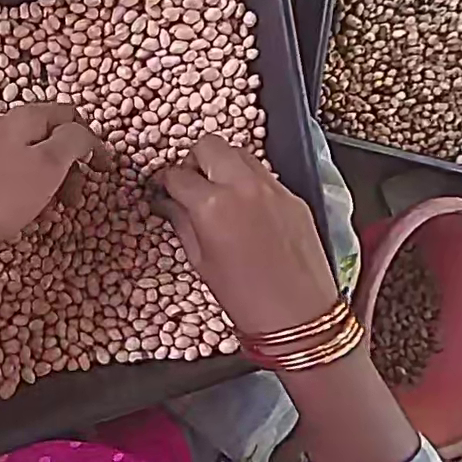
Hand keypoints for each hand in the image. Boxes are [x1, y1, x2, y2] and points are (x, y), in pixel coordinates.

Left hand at [0, 103, 102, 260]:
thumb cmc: (3, 194)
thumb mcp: (49, 164)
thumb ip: (75, 140)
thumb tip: (84, 134)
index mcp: (25, 117)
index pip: (71, 116)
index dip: (92, 142)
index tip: (103, 171)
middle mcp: (7, 125)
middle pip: (54, 137)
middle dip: (72, 166)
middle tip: (75, 198)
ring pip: (38, 158)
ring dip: (55, 182)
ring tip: (55, 210)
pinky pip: (19, 173)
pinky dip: (34, 190)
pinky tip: (33, 213)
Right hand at [154, 135, 335, 336]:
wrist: (298, 316)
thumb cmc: (243, 297)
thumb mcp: (200, 260)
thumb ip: (181, 222)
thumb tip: (167, 203)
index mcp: (211, 205)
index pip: (177, 175)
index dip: (165, 181)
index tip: (164, 189)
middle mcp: (242, 186)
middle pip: (209, 145)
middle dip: (193, 160)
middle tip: (190, 183)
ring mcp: (271, 187)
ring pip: (239, 152)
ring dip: (222, 163)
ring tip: (218, 190)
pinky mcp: (292, 195)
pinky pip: (263, 173)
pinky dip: (247, 180)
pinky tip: (244, 206)